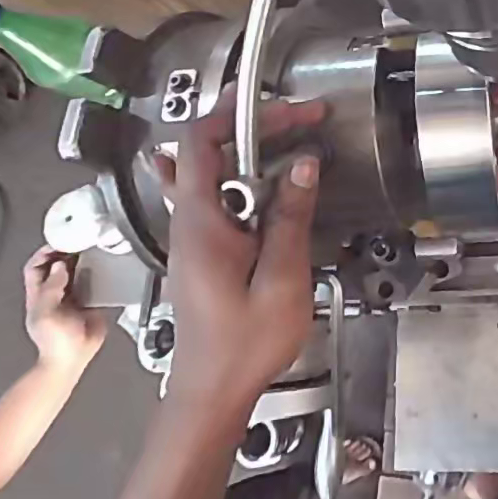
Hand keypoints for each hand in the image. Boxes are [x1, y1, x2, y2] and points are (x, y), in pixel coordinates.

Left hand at [23, 247, 107, 371]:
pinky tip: (110, 266)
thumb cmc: (54, 339)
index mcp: (39, 294)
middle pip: (58, 265)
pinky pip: (96, 282)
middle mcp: (57, 291)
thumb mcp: (45, 313)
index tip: (61, 240)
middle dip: (68, 251)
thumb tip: (61, 265)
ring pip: (78, 271)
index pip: (36, 266)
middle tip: (83, 240)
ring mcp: (75, 296)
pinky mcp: (92, 302)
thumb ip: (51, 289)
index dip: (45, 252)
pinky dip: (101, 273)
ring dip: (86, 260)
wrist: (72, 359)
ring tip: (98, 248)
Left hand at [151, 92, 325, 414]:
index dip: (241, 113)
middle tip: (307, 118)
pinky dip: (228, 168)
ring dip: (250, 143)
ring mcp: (193, 233)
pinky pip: (211, 193)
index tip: (289, 109)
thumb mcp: (280, 279)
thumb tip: (303, 163)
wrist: (213, 389)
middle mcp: (189, 220)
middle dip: (259, 123)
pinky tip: (227, 163)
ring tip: (290, 130)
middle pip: (210, 148)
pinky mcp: (204, 247)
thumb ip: (290, 218)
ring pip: (211, 168)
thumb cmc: (246, 342)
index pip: (201, 142)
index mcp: (201, 222)